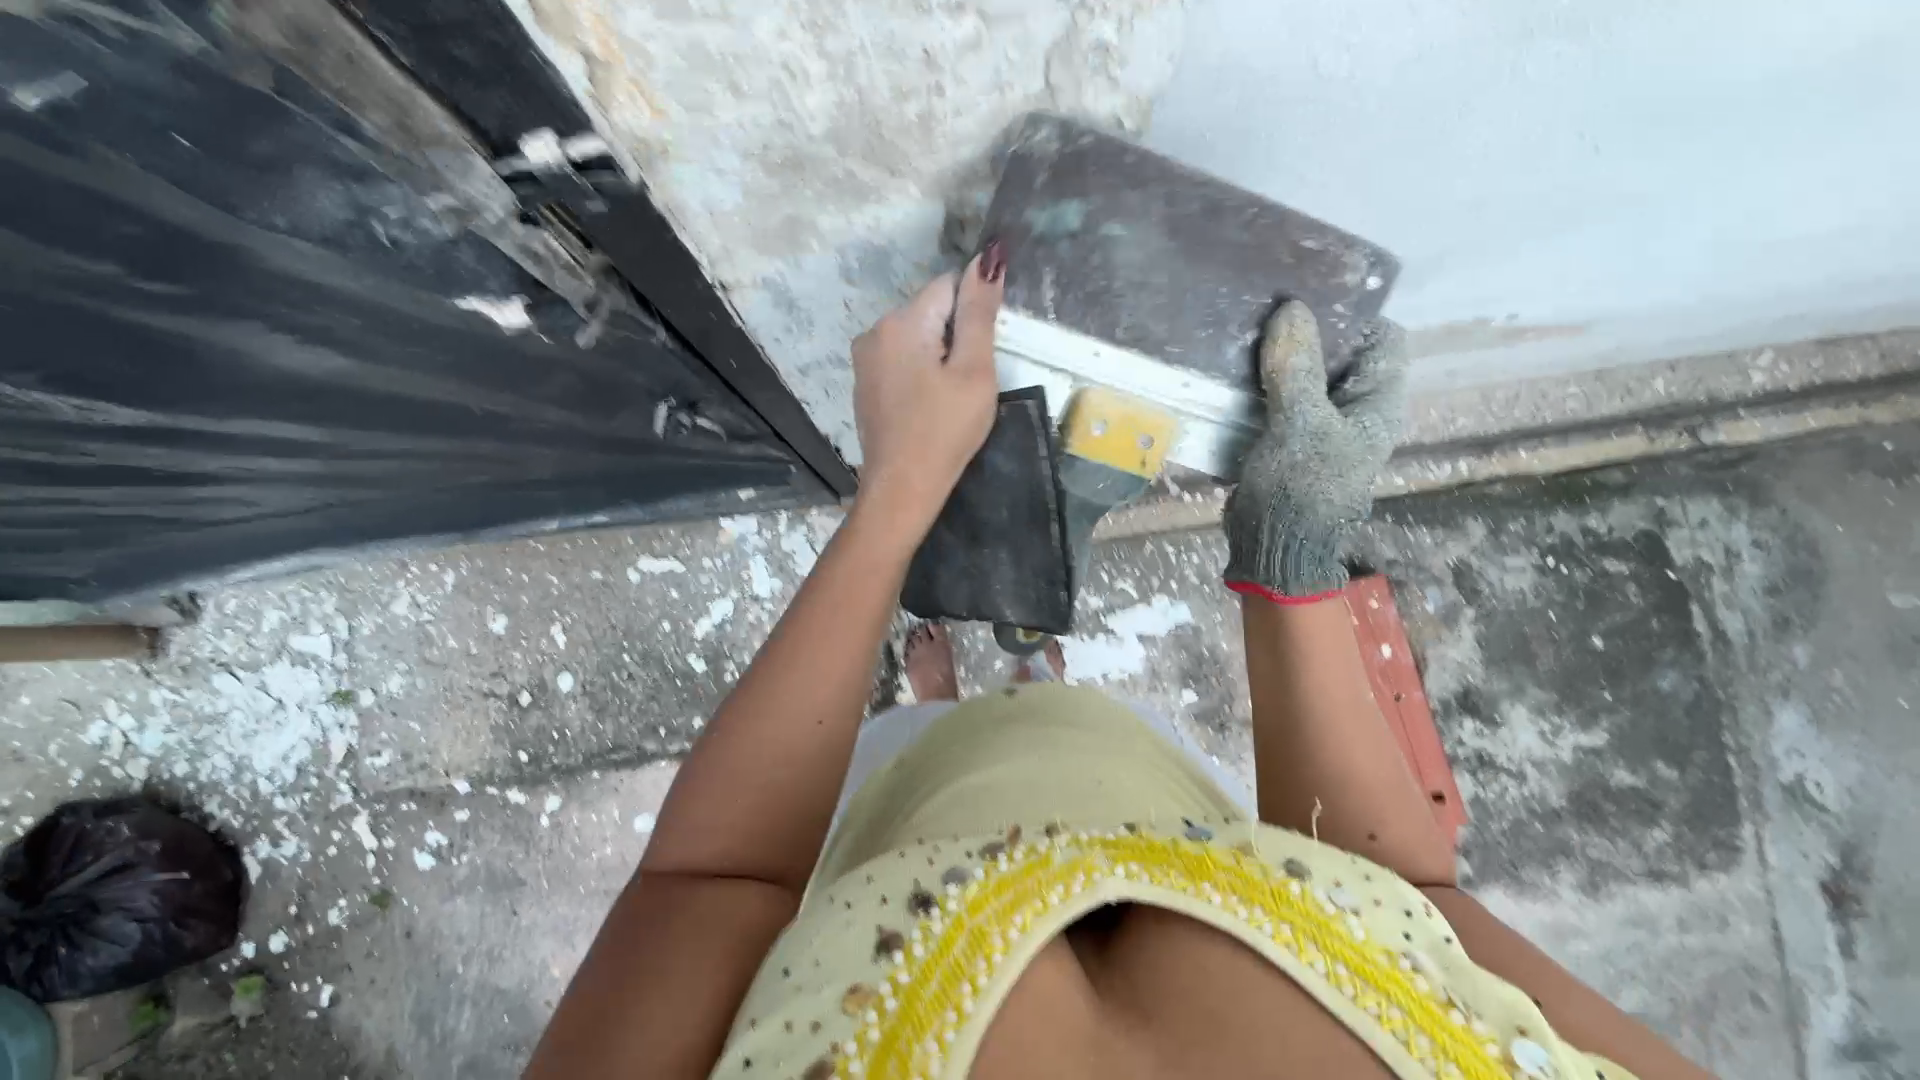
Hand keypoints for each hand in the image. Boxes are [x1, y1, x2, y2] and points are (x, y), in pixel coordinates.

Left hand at [850, 244, 1006, 536]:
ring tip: (948, 398)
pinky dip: (921, 374)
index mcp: (901, 321)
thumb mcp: (974, 370)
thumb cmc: (945, 431)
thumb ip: (980, 312)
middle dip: (955, 337)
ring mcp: (865, 359)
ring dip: (939, 356)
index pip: (949, 286)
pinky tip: (928, 406)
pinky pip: (901, 361)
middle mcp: (874, 330)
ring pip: (917, 337)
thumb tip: (988, 257)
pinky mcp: (865, 384)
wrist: (902, 488)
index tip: (981, 355)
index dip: (973, 315)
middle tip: (967, 383)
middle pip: (931, 311)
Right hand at [1223, 300, 1407, 600]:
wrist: (1271, 546)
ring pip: (1303, 375)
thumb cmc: (1300, 488)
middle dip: (1306, 331)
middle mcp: (1354, 410)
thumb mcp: (1300, 425)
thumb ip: (1296, 368)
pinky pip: (1278, 399)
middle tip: (1266, 308)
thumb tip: (1292, 309)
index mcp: (1377, 404)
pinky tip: (1231, 371)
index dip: (1353, 314)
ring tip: (1243, 332)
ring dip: (1277, 357)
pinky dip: (1259, 383)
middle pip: (1338, 354)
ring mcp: (1320, 426)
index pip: (1382, 339)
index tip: (1309, 296)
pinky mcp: (1288, 439)